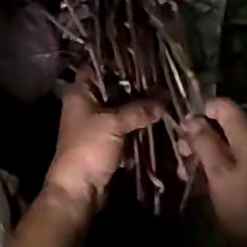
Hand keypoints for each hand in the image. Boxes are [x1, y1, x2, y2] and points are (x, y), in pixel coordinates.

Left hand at [42, 73, 162, 215]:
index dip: (118, 63)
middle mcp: (87, 102)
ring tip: (167, 97)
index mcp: (80, 91)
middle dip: (136, 86)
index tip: (143, 59)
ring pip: (121, 107)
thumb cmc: (88, 147)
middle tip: (163, 81)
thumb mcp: (113, 124)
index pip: (99, 67)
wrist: (79, 187)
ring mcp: (97, 121)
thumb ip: (138, 110)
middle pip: (113, 87)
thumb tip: (164, 100)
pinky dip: (138, 123)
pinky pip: (125, 125)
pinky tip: (159, 118)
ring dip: (140, 106)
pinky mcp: (107, 138)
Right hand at [179, 98, 246, 246]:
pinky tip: (202, 177)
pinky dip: (215, 162)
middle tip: (182, 151)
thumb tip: (190, 118)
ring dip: (204, 149)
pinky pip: (232, 157)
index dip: (201, 110)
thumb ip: (203, 142)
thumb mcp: (218, 174)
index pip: (223, 105)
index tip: (184, 130)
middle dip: (199, 132)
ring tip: (187, 166)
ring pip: (225, 141)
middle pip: (223, 122)